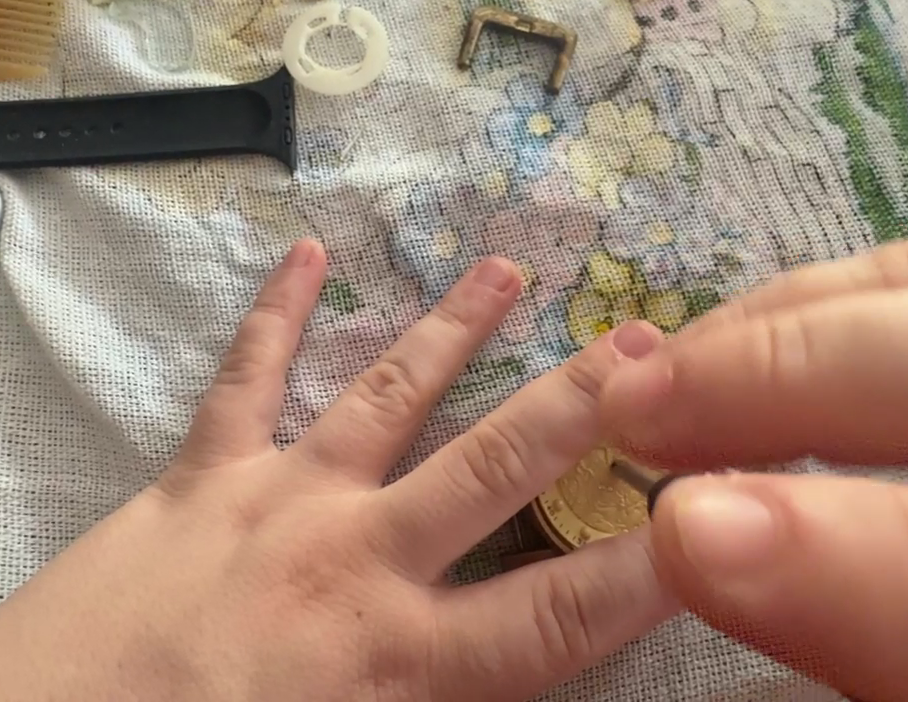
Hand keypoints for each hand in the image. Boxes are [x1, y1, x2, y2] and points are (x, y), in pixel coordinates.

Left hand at [0, 240, 675, 701]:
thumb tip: (509, 699)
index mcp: (392, 661)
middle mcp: (353, 557)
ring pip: (387, 394)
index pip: (551, 615)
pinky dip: (275, 311)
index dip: (638, 566)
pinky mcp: (205, 471)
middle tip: (641, 345)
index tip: (702, 507)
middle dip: (577, 406)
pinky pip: (247, 376)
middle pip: (490, 467)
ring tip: (506, 269)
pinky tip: (305, 250)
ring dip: (453, 331)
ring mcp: (278, 497)